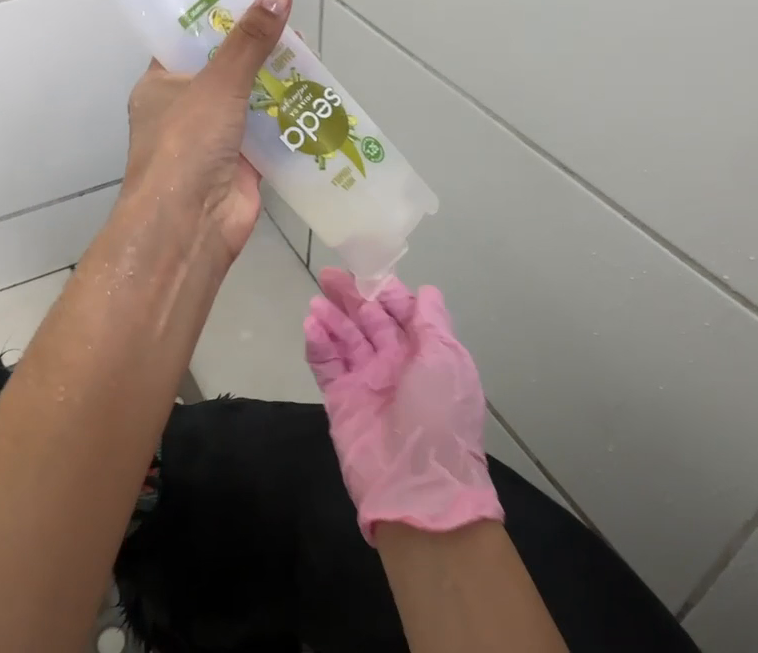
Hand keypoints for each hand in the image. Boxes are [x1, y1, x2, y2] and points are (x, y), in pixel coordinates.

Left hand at [116, 0, 291, 268]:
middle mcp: (183, 110)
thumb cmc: (186, 146)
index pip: (186, 42)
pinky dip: (289, 119)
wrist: (190, 224)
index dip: (217, 22)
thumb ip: (250, 41)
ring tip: (309, 57)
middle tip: (291, 30)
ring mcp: (213, 140)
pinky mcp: (242, 165)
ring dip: (277, 85)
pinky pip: (268, 134)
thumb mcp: (218, 83)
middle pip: (224, 71)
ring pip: (250, 102)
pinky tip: (317, 99)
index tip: (250, 3)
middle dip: (257, 53)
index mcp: (160, 85)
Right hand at [304, 270, 503, 542]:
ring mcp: (367, 383)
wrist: (417, 487)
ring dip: (332, 318)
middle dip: (351, 298)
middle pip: (369, 322)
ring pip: (346, 340)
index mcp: (426, 354)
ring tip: (315, 300)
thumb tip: (427, 290)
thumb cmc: (439, 416)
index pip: (402, 313)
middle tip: (327, 275)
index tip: (365, 270)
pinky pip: (327, 366)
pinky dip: (319, 344)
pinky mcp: (341, 401)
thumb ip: (432, 323)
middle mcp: (396, 364)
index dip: (385, 292)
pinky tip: (311, 325)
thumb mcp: (446, 361)